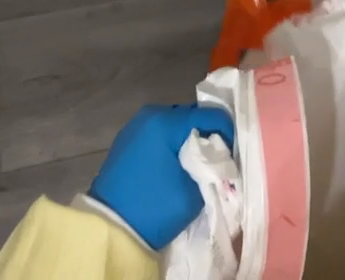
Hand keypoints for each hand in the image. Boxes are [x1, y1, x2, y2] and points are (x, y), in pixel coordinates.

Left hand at [88, 103, 235, 249]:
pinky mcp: (129, 140)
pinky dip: (173, 142)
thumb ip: (211, 166)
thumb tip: (218, 156)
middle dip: (209, 134)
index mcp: (165, 121)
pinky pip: (160, 133)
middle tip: (220, 157)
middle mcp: (150, 114)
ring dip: (191, 138)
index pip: (209, 114)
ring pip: (176, 124)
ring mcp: (137, 125)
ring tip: (200, 160)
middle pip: (192, 115)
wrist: (109, 230)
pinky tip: (179, 162)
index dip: (228, 131)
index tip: (235, 152)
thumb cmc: (153, 208)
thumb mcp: (192, 191)